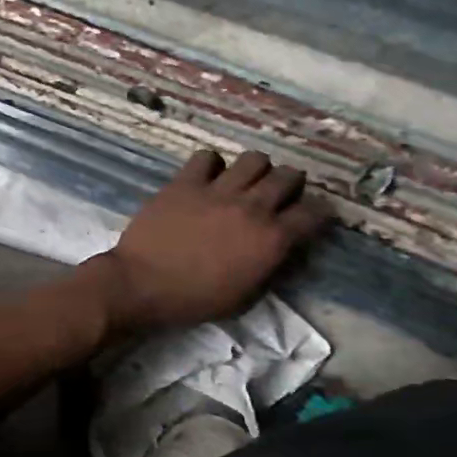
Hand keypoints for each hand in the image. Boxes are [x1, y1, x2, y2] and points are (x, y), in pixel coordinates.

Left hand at [93, 150, 329, 330]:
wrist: (141, 284)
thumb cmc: (193, 299)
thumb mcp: (245, 296)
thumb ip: (269, 267)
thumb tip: (282, 250)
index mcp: (272, 239)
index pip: (315, 212)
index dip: (315, 214)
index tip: (304, 218)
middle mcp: (252, 208)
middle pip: (288, 176)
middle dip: (288, 184)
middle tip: (274, 195)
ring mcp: (217, 191)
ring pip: (254, 159)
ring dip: (254, 169)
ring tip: (242, 182)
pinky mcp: (184, 183)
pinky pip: (206, 157)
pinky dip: (210, 164)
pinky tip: (204, 178)